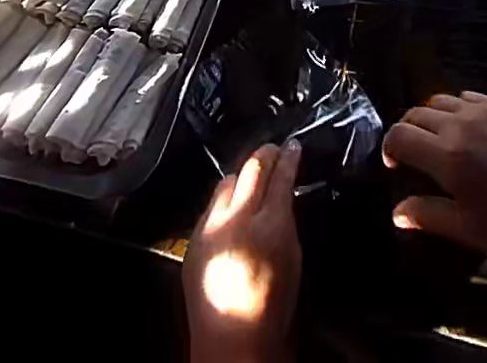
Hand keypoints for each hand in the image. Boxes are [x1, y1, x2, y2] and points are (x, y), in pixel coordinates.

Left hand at [185, 141, 302, 362]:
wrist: (231, 345)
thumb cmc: (273, 303)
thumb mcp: (293, 256)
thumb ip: (286, 217)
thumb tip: (284, 189)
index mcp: (269, 226)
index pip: (281, 176)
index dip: (289, 156)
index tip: (294, 145)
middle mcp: (236, 221)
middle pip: (252, 168)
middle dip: (266, 154)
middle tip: (276, 149)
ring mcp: (209, 230)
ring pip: (226, 181)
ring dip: (242, 176)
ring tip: (253, 178)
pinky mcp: (192, 241)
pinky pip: (211, 207)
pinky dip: (225, 201)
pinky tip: (233, 209)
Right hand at [382, 92, 486, 277]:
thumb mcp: (470, 231)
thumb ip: (429, 216)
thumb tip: (397, 212)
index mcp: (448, 156)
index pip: (400, 135)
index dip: (389, 148)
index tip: (393, 165)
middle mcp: (461, 125)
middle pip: (417, 113)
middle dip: (406, 132)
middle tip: (411, 156)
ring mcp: (486, 112)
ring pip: (441, 100)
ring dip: (430, 117)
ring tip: (437, 142)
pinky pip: (468, 97)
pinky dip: (456, 108)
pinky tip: (466, 129)